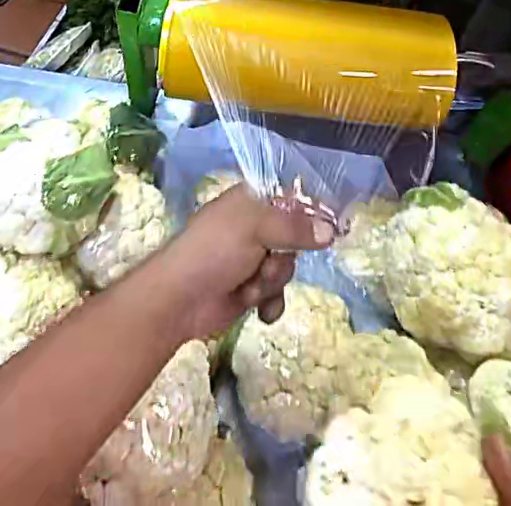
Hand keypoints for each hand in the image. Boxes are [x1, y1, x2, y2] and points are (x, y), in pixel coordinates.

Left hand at [140, 185, 333, 341]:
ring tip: (250, 289)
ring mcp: (252, 258)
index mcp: (253, 200)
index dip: (311, 215)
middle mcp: (255, 226)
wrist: (179, 299)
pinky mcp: (250, 288)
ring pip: (286, 268)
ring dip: (271, 283)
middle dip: (282, 260)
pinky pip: (277, 293)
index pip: (293, 199)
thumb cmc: (213, 250)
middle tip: (264, 265)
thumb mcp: (255, 228)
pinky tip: (260, 311)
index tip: (329, 231)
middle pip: (296, 239)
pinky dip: (270, 303)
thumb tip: (331, 231)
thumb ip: (295, 228)